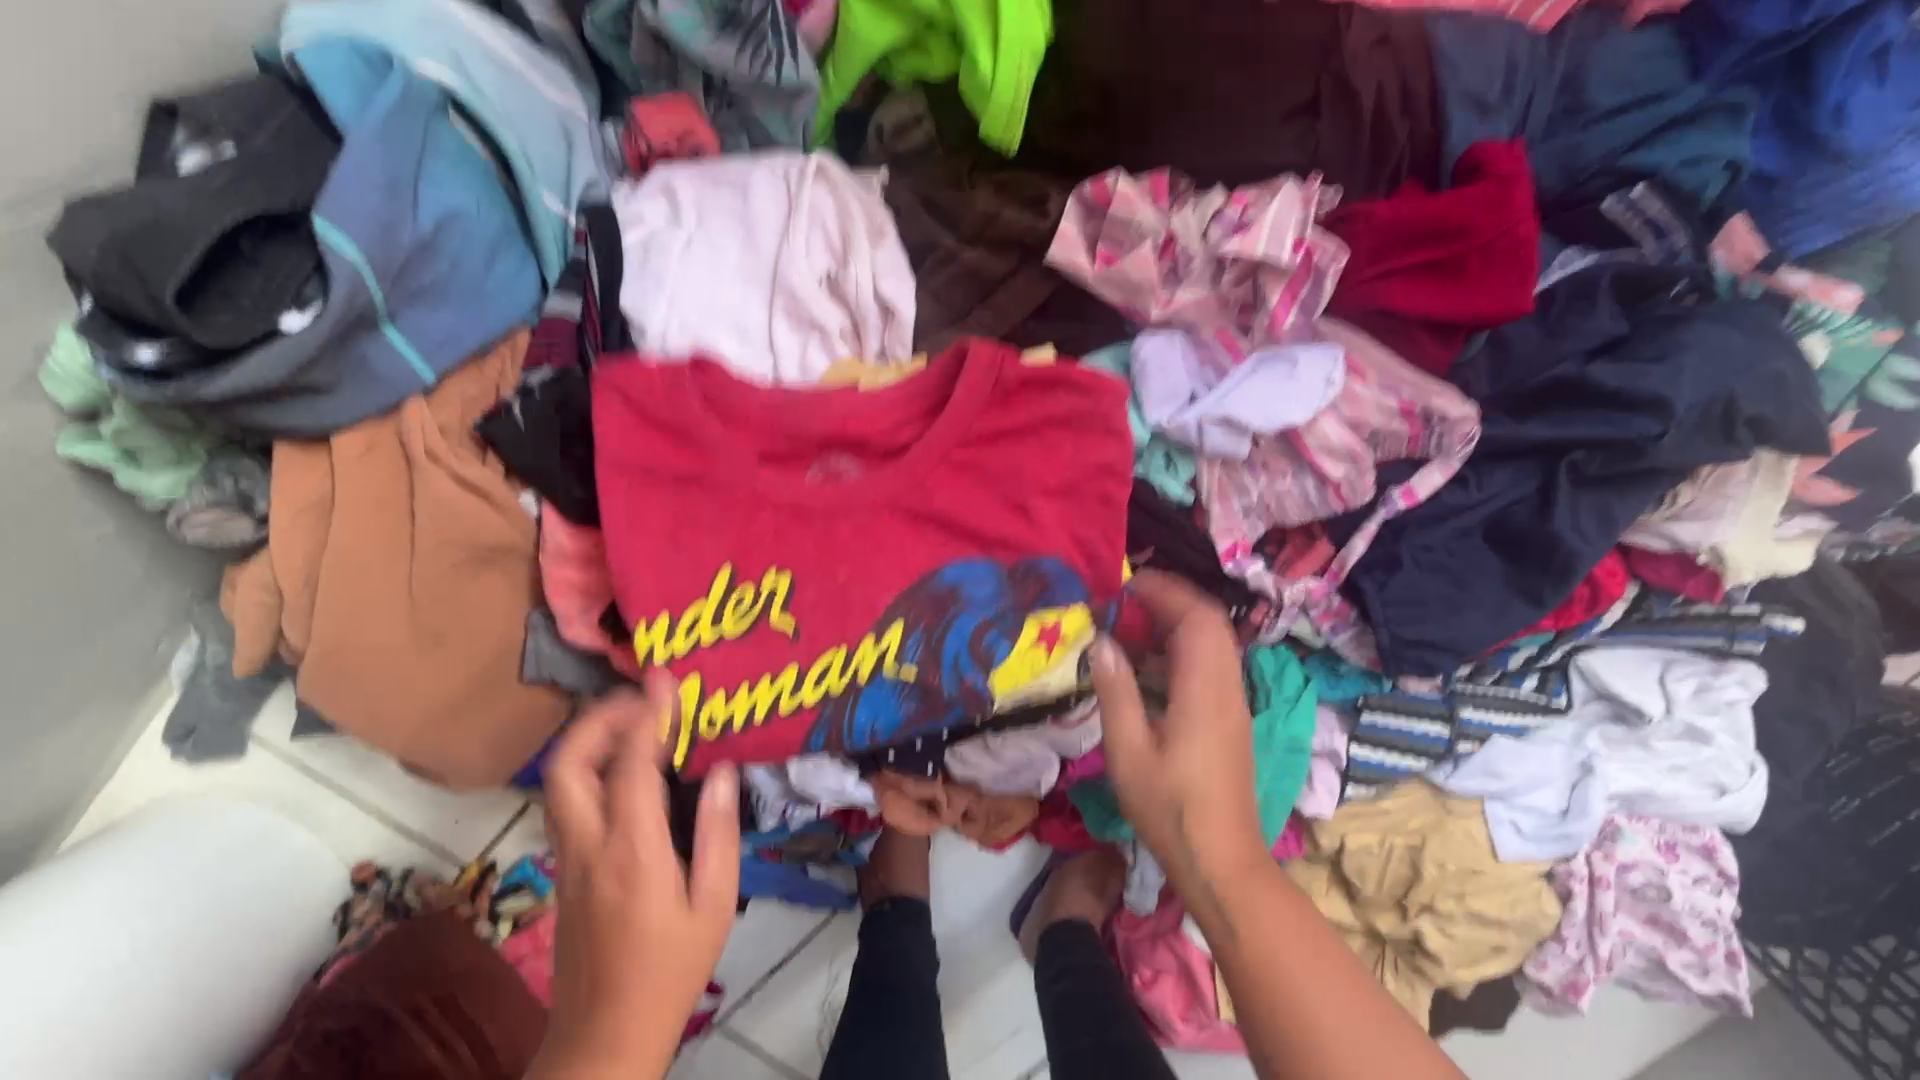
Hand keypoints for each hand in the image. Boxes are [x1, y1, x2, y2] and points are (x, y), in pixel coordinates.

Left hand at [530, 672, 740, 1079]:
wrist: (606, 1033)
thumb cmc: (672, 969)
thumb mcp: (715, 903)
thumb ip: (721, 831)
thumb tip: (726, 769)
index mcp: (632, 851)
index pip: (632, 764)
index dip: (647, 715)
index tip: (665, 678)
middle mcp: (588, 845)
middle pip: (569, 763)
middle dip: (598, 718)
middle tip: (638, 698)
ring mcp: (567, 858)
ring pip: (559, 781)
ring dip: (588, 740)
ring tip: (631, 723)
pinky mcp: (564, 871)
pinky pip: (567, 802)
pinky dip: (589, 768)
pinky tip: (623, 770)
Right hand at [1091, 570, 1266, 889]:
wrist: (1222, 860)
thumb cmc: (1170, 808)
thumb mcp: (1128, 751)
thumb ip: (1116, 691)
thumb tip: (1102, 641)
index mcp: (1204, 689)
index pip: (1195, 616)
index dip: (1163, 591)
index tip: (1124, 585)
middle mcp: (1227, 687)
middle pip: (1209, 622)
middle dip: (1169, 600)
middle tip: (1123, 602)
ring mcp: (1234, 704)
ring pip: (1213, 643)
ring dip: (1175, 624)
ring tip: (1129, 629)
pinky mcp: (1231, 719)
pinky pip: (1211, 665)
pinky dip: (1182, 651)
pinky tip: (1148, 669)